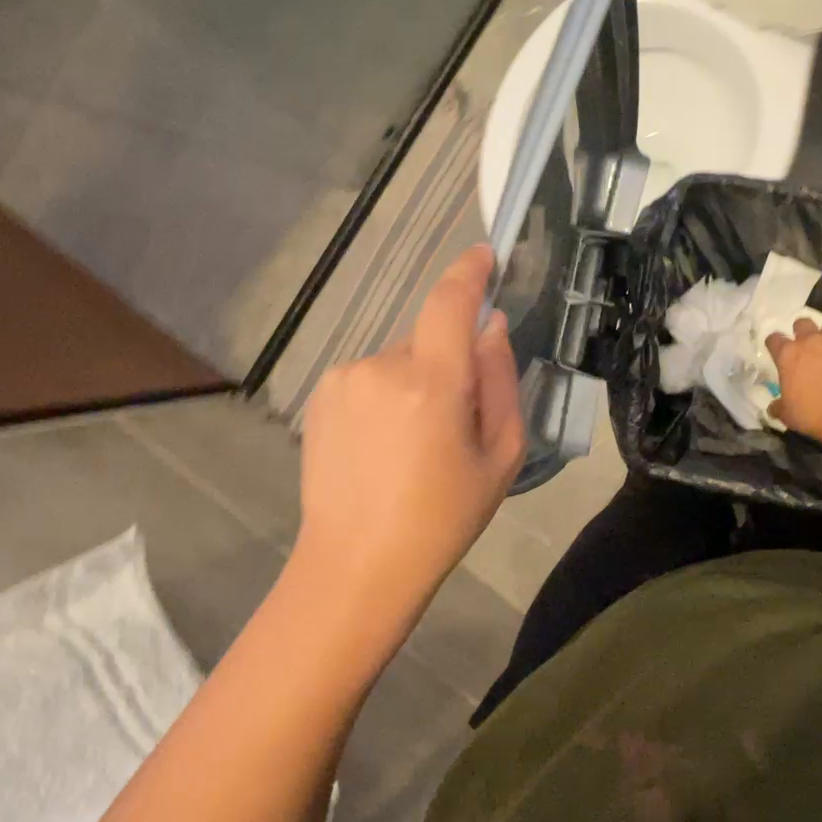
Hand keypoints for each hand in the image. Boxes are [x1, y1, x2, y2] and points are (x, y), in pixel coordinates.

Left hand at [291, 246, 525, 653]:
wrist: (357, 565)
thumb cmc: (443, 518)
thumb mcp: (501, 457)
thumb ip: (501, 381)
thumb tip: (492, 329)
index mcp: (432, 382)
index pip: (450, 302)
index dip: (469, 272)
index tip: (484, 255)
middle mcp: (381, 366)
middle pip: (428, 341)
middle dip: (448, 365)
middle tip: (456, 426)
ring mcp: (343, 380)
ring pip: (399, 362)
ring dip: (415, 385)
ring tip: (414, 447)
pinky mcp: (320, 397)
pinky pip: (370, 379)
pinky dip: (386, 398)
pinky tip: (383, 449)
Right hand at [765, 318, 821, 440]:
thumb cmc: (813, 414)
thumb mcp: (788, 415)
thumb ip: (779, 406)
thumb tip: (774, 407)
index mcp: (788, 355)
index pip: (774, 339)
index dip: (775, 345)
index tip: (778, 352)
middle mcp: (811, 341)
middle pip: (802, 323)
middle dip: (802, 332)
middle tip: (807, 348)